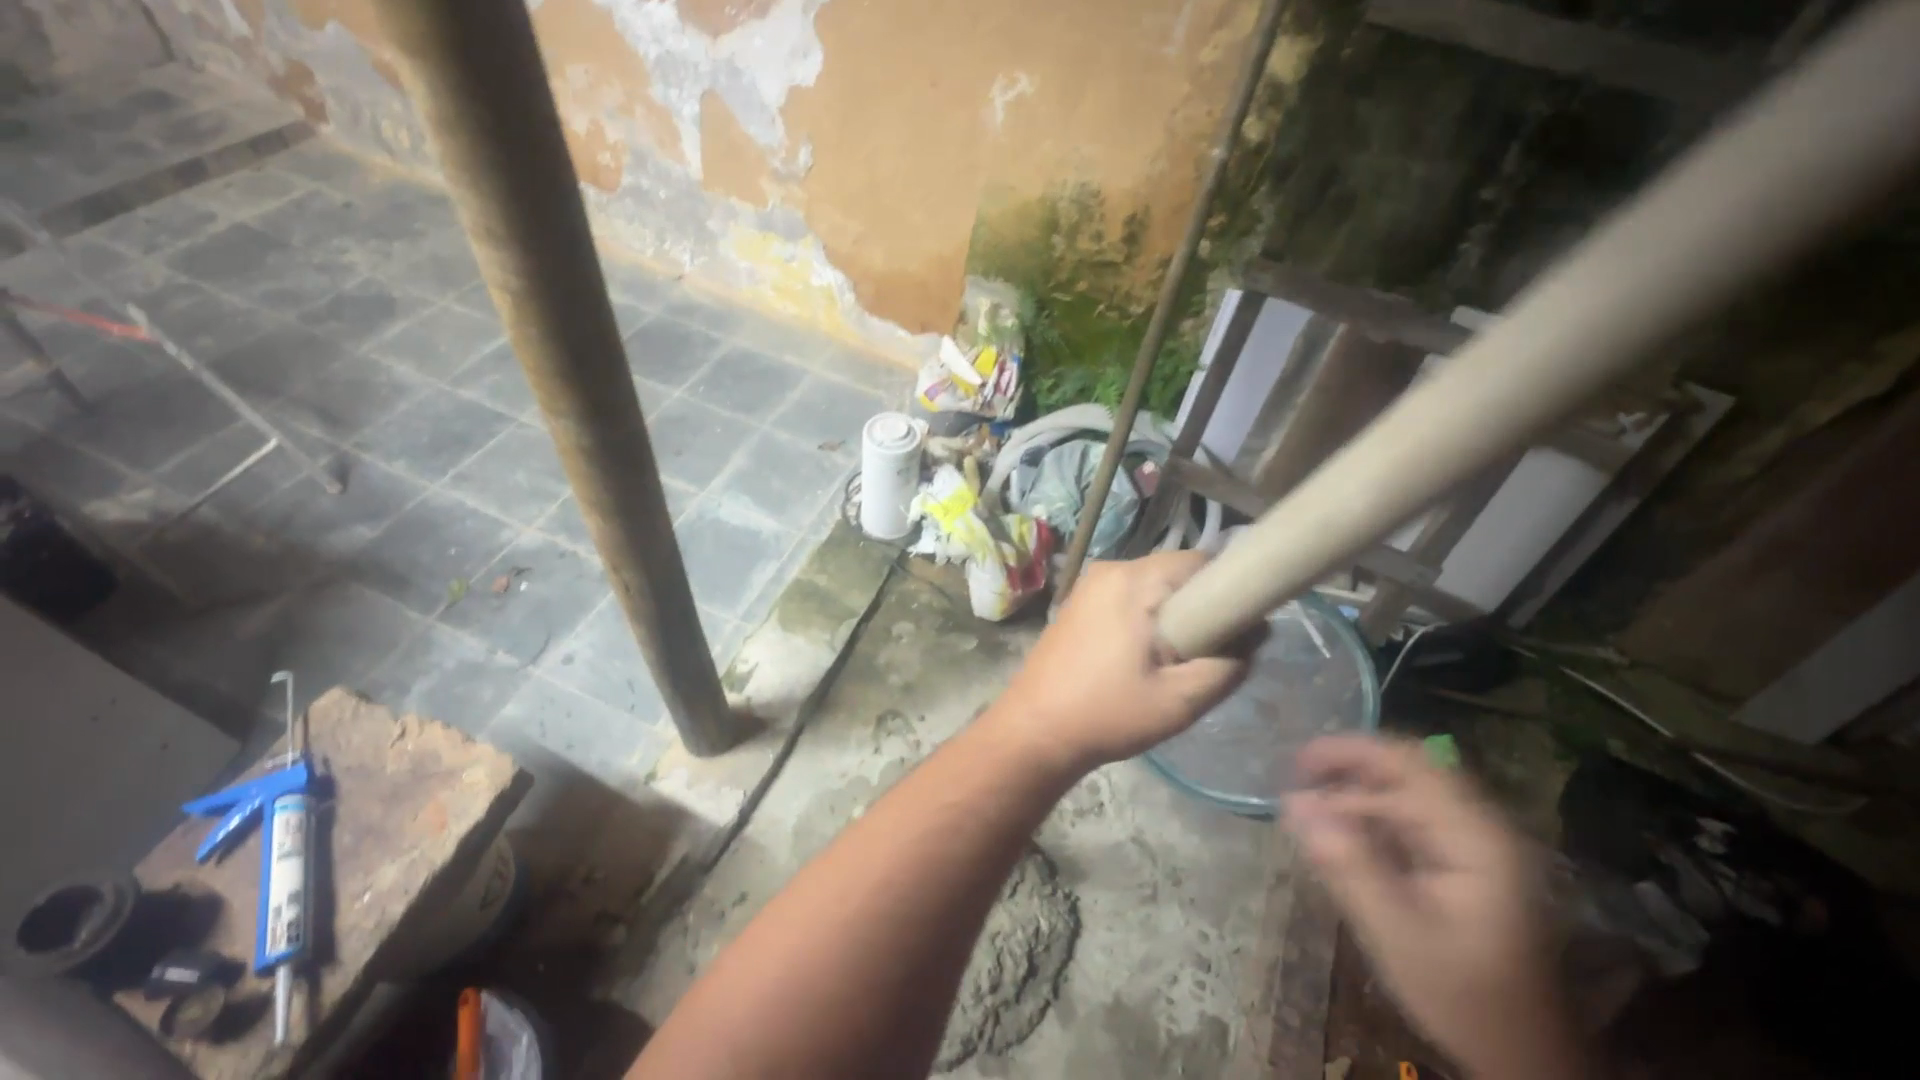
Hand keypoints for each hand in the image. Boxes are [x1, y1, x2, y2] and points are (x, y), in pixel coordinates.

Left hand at [986, 552, 1249, 772]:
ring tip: (1174, 662)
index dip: (1229, 590)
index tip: (1239, 627)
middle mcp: (1110, 569)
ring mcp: (1089, 585)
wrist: (1034, 732)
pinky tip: (1142, 660)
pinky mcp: (1078, 604)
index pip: (1202, 562)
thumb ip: (1228, 665)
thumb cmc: (1108, 714)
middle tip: (1208, 653)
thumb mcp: (1180, 700)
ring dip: (1171, 617)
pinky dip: (1145, 620)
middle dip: (1200, 607)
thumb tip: (1257, 633)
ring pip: (1153, 588)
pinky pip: (1129, 599)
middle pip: (1176, 573)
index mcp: (1134, 580)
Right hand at [1286, 736, 1577, 1078]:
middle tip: (1295, 783)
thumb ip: (1347, 864)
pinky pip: (1415, 824)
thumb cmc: (1465, 999)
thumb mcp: (1397, 934)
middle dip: (1350, 770)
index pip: (1410, 764)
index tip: (1296, 762)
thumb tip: (1294, 803)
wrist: (1526, 1059)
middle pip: (1411, 773)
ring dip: (1358, 796)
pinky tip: (1342, 841)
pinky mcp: (1468, 868)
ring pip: (1411, 797)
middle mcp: (1482, 829)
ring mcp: (1478, 848)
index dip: (1351, 751)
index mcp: (1475, 837)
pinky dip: (1374, 821)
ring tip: (1309, 812)